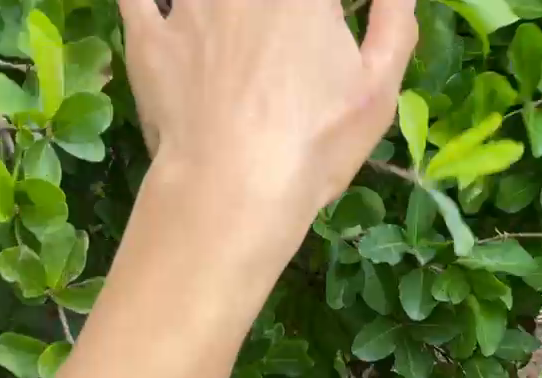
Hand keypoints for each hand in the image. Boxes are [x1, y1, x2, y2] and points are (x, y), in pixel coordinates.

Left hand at [116, 0, 418, 239]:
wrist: (231, 194)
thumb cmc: (313, 147)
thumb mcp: (378, 91)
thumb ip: (394, 22)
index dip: (317, 11)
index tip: (321, 25)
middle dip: (271, 12)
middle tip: (275, 40)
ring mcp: (187, 4)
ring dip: (216, 6)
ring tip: (227, 26)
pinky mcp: (147, 40)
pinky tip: (162, 8)